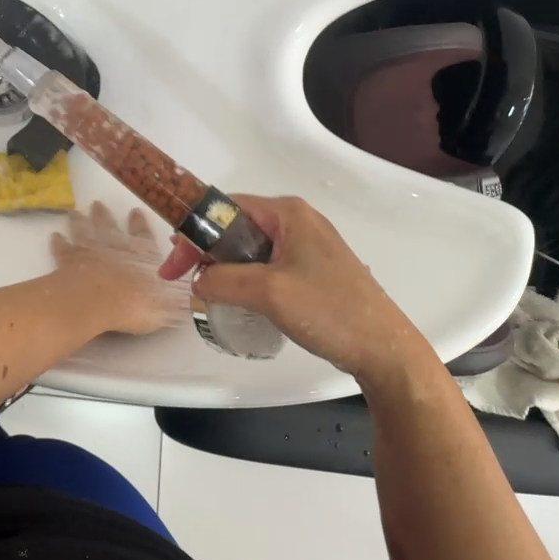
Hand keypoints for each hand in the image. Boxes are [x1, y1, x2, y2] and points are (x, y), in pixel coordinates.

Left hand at [49, 202, 188, 336]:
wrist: (99, 302)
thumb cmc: (136, 304)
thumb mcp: (167, 305)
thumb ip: (176, 299)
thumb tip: (188, 298)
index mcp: (141, 255)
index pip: (142, 237)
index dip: (140, 225)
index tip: (135, 211)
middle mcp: (115, 249)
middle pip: (108, 229)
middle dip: (104, 216)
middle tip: (97, 203)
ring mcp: (90, 253)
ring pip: (84, 233)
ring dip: (80, 223)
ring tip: (74, 212)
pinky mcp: (68, 263)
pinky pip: (63, 251)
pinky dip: (59, 243)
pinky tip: (54, 237)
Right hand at [162, 195, 428, 379]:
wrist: (384, 350)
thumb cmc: (329, 310)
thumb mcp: (267, 292)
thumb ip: (222, 280)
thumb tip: (197, 281)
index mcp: (288, 213)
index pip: (226, 208)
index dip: (194, 231)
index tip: (174, 262)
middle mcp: (297, 221)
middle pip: (236, 226)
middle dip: (205, 250)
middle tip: (182, 277)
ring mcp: (307, 247)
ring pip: (249, 248)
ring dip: (223, 266)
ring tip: (203, 288)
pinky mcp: (312, 272)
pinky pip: (265, 265)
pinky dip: (243, 278)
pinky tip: (234, 298)